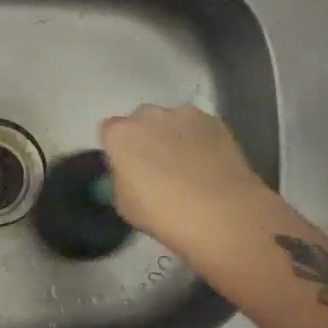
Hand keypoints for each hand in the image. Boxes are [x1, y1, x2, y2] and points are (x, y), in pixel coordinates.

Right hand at [99, 104, 269, 259]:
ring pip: (171, 120)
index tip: (126, 167)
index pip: (109, 131)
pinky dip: (198, 139)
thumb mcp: (123, 204)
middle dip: (145, 137)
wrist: (218, 211)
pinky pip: (198, 127)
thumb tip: (129, 172)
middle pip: (141, 120)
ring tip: (186, 164)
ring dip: (173, 135)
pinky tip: (207, 163)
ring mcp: (184, 114)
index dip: (117, 149)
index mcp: (120, 134)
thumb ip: (120, 178)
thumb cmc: (161, 212)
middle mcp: (149, 115)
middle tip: (156, 166)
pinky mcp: (214, 120)